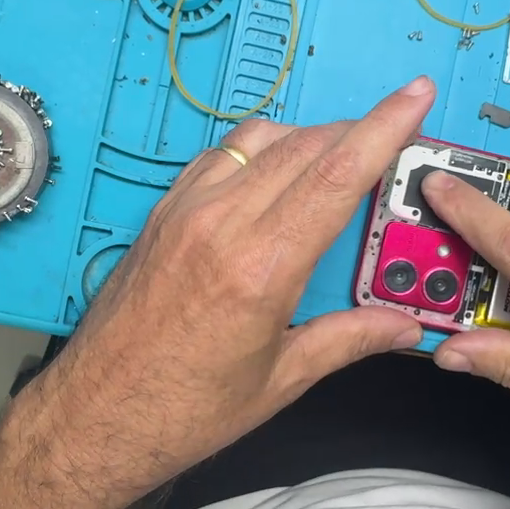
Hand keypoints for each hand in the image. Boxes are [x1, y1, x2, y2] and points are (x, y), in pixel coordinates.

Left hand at [12, 78, 436, 508]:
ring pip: (261, 138)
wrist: (94, 414)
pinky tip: (275, 170)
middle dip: (358, 130)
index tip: (415, 94)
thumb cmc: (183, 409)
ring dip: (309, 136)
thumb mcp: (280, 380)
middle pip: (306, 146)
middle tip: (392, 139)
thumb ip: (349, 339)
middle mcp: (221, 223)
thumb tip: (403, 326)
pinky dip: (260, 148)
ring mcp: (186, 210)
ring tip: (339, 156)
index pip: (338, 174)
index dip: (385, 127)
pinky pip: (221, 154)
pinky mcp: (163, 212)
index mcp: (262, 267)